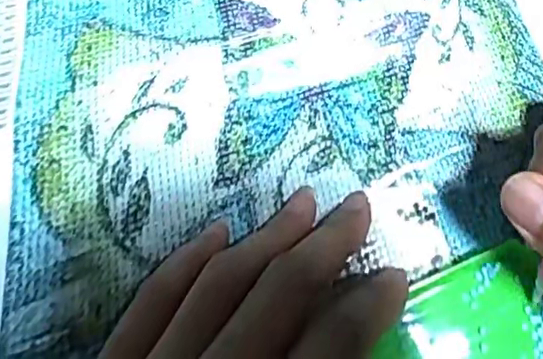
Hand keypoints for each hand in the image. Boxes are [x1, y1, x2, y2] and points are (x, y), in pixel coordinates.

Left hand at [101, 188, 407, 358]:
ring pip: (218, 284)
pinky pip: (147, 306)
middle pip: (279, 293)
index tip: (395, 276)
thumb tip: (358, 358)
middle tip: (358, 204)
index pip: (329, 345)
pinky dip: (184, 264)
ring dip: (268, 236)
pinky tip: (217, 231)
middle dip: (327, 244)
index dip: (369, 305)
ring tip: (305, 200)